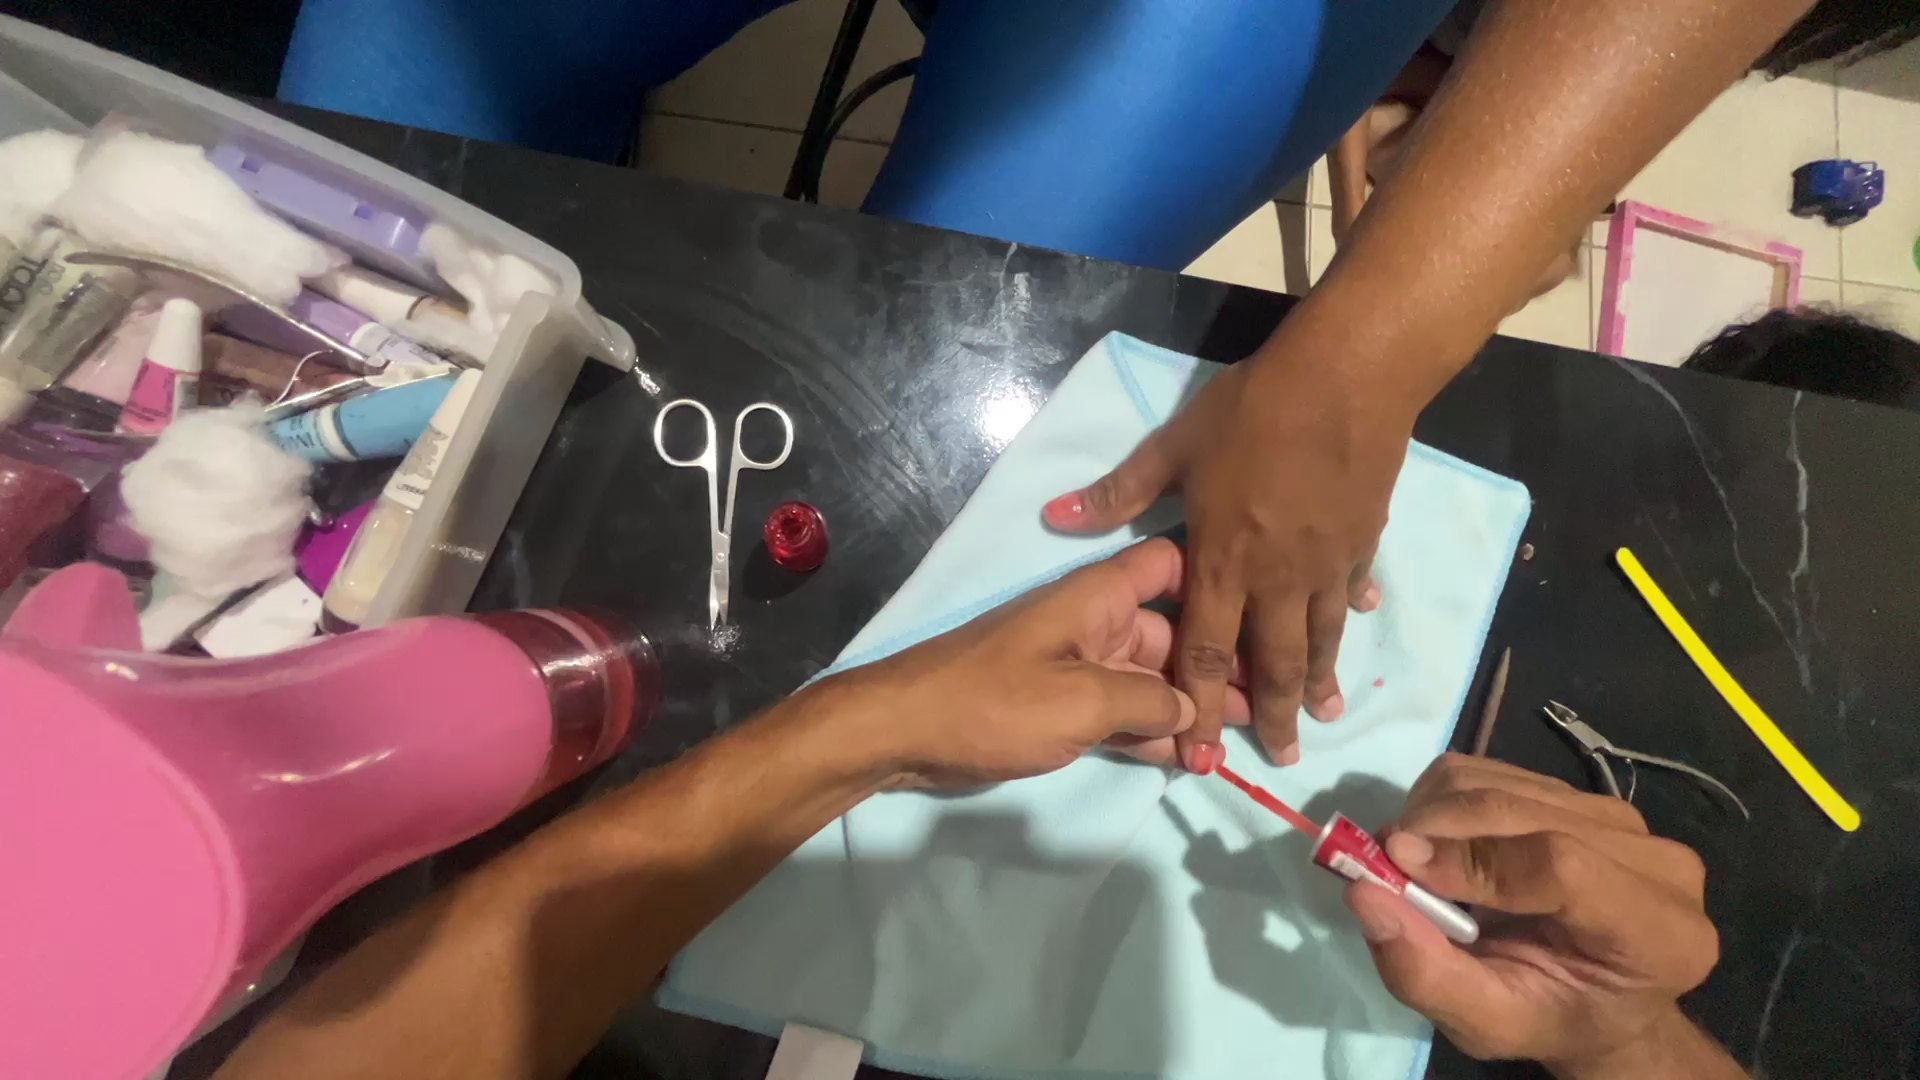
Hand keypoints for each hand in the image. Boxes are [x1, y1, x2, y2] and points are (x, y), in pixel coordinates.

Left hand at [829, 537, 1250, 787]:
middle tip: (1270, 711)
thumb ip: (1148, 702)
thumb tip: (1195, 711)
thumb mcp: (1080, 701)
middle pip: (1173, 633)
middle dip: (1217, 669)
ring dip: (1191, 710)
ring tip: (1244, 744)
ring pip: (1152, 680)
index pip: (1170, 566)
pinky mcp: (1064, 703)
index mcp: (1099, 597)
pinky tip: (1191, 759)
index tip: (1263, 617)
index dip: (1217, 583)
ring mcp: (1080, 664)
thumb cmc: (993, 701)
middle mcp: (1096, 622)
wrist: (906, 730)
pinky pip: (1123, 711)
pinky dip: (1153, 731)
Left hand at [1042, 339, 1401, 771]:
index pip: (1204, 650)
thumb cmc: (1248, 414)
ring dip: (1320, 679)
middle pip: (1272, 659)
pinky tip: (1357, 627)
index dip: (1200, 705)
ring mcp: (1325, 561)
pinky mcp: (1362, 538)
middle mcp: (1276, 577)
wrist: (1347, 376)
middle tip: (1283, 755)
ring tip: (1326, 716)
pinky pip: (1352, 587)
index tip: (1209, 753)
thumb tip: (1054, 516)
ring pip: (1320, 635)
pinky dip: (1351, 613)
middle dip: (1273, 712)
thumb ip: (1118, 493)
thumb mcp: (1173, 448)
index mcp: (1223, 562)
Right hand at [1345, 754, 1721, 1075]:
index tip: (1397, 862)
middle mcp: (1652, 860)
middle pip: (1513, 810)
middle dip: (1431, 828)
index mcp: (1659, 932)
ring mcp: (1610, 814)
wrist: (1584, 988)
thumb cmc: (1545, 1013)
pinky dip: (1436, 798)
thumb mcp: (1485, 1024)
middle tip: (1381, 860)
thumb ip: (1426, 973)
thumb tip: (1363, 893)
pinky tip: (1441, 840)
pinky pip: (1479, 769)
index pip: (1562, 864)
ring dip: (1428, 813)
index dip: (1472, 857)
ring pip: (1488, 782)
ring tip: (1417, 861)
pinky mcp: (1566, 788)